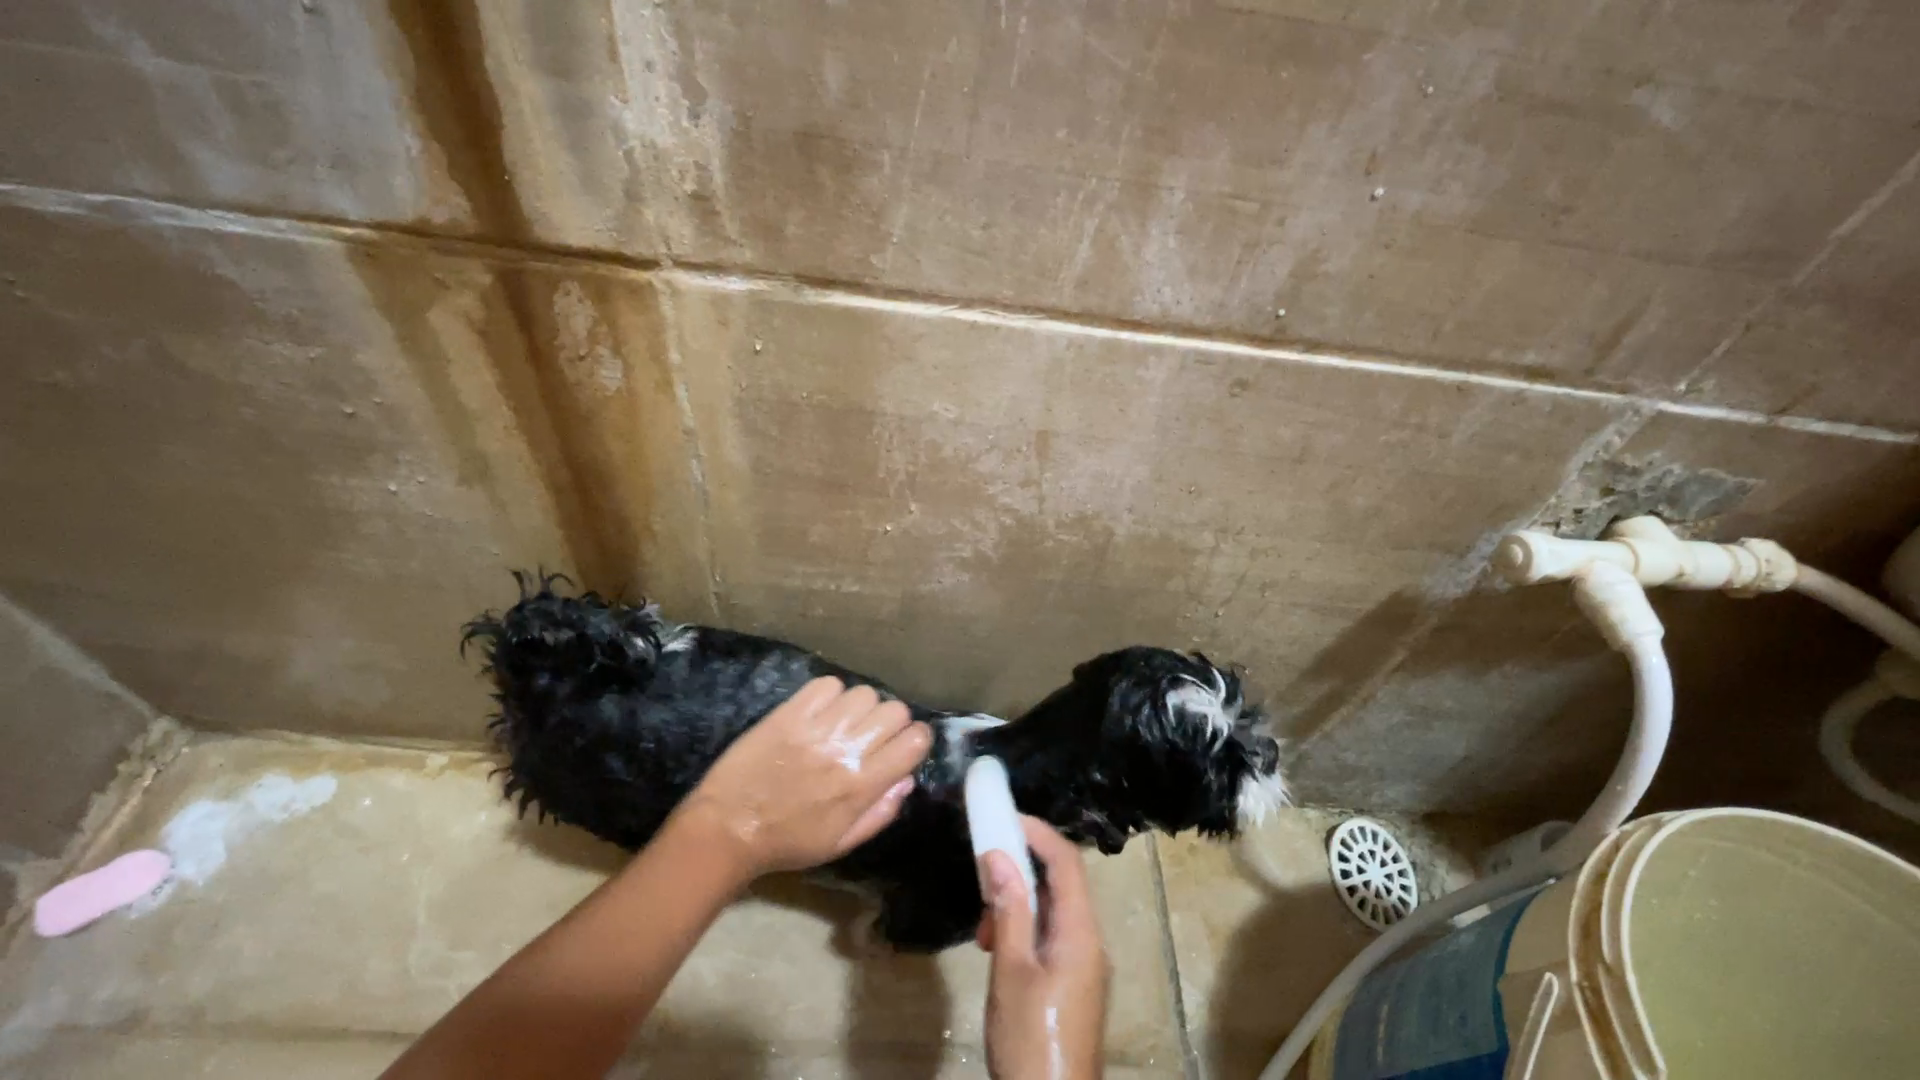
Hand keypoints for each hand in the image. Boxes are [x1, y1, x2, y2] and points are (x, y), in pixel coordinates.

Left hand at [677, 677, 932, 876]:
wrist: (728, 829)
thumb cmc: (787, 843)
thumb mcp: (841, 843)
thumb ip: (880, 813)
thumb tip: (906, 779)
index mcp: (862, 785)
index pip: (914, 740)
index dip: (916, 739)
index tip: (903, 746)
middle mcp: (846, 751)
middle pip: (894, 710)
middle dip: (891, 721)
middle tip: (872, 735)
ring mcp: (817, 729)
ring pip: (863, 693)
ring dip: (860, 706)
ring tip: (844, 722)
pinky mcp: (789, 714)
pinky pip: (826, 685)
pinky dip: (830, 695)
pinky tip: (820, 712)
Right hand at [978, 818, 1110, 1079]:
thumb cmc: (1030, 1037)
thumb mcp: (1012, 972)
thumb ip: (1009, 911)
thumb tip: (999, 854)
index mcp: (1081, 932)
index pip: (1066, 861)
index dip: (1037, 831)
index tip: (1001, 815)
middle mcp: (1089, 939)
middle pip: (1061, 881)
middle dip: (1021, 867)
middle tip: (983, 869)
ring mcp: (1083, 962)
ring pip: (1052, 909)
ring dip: (1017, 901)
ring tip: (984, 925)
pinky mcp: (1072, 981)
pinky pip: (1050, 934)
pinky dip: (1023, 927)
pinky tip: (996, 947)